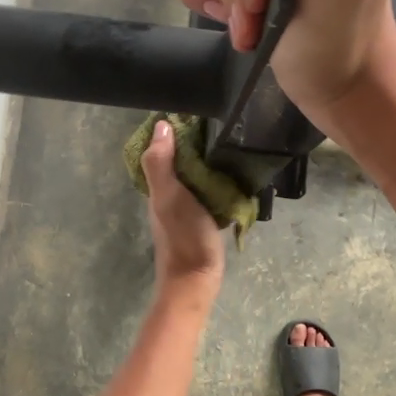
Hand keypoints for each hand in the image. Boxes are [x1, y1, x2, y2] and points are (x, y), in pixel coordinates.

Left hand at [141, 120, 224, 294]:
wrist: (196, 281)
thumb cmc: (183, 237)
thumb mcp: (169, 196)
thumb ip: (160, 163)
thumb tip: (161, 125)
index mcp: (160, 187)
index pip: (163, 150)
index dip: (175, 131)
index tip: (197, 114)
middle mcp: (170, 196)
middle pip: (180, 162)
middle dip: (195, 145)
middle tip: (221, 127)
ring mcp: (187, 210)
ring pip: (196, 178)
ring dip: (209, 164)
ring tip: (232, 146)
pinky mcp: (204, 222)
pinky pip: (210, 195)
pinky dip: (219, 184)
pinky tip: (235, 178)